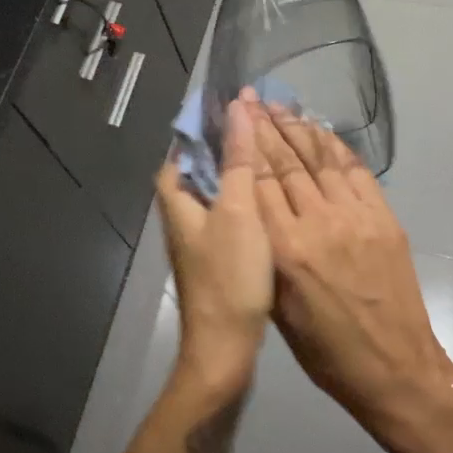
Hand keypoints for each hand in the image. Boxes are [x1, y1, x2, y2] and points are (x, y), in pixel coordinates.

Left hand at [155, 99, 273, 394]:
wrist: (224, 349)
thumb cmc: (228, 275)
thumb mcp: (239, 210)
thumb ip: (238, 159)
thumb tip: (238, 107)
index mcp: (175, 193)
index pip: (186, 140)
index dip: (212, 119)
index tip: (244, 102)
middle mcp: (180, 207)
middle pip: (204, 160)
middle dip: (231, 140)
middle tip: (268, 120)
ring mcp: (197, 231)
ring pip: (219, 184)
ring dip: (241, 167)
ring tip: (276, 148)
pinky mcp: (216, 250)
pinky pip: (230, 208)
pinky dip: (248, 194)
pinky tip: (275, 192)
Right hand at [243, 97, 452, 425]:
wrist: (395, 369)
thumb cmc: (326, 351)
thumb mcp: (279, 308)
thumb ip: (265, 253)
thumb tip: (250, 210)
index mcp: (286, 250)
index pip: (259, 182)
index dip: (246, 144)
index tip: (235, 116)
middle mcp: (318, 223)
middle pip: (286, 164)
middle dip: (267, 127)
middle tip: (252, 99)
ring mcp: (355, 217)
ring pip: (319, 160)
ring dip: (297, 129)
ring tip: (280, 106)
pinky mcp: (382, 218)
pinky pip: (355, 171)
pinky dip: (335, 146)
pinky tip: (319, 130)